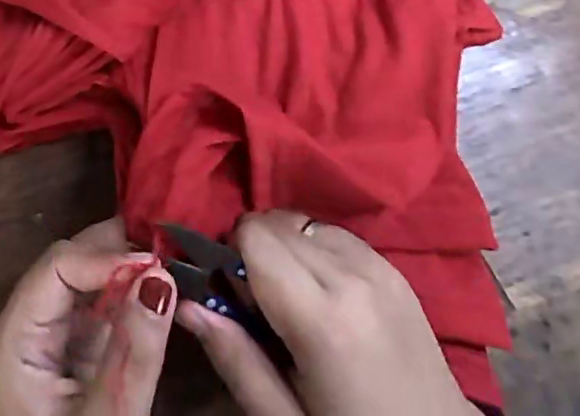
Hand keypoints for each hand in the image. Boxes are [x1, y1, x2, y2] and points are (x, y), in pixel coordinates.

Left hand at [0, 218, 178, 415]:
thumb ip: (133, 352)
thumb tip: (160, 277)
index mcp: (16, 333)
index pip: (59, 264)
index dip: (107, 257)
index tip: (158, 265)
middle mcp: (30, 316)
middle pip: (75, 257)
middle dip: (123, 247)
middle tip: (176, 246)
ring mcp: (54, 324)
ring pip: (92, 268)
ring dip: (133, 260)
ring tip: (176, 254)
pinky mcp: (78, 337)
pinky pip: (106, 294)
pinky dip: (136, 283)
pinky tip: (165, 281)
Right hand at [173, 211, 476, 415]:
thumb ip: (235, 357)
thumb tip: (184, 302)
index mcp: (322, 317)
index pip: (255, 235)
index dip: (231, 254)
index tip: (232, 293)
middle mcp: (351, 275)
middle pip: (276, 222)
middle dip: (254, 249)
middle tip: (258, 302)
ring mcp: (379, 266)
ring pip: (303, 221)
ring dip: (285, 246)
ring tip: (292, 297)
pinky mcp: (395, 267)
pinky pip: (335, 232)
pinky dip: (315, 248)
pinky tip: (323, 291)